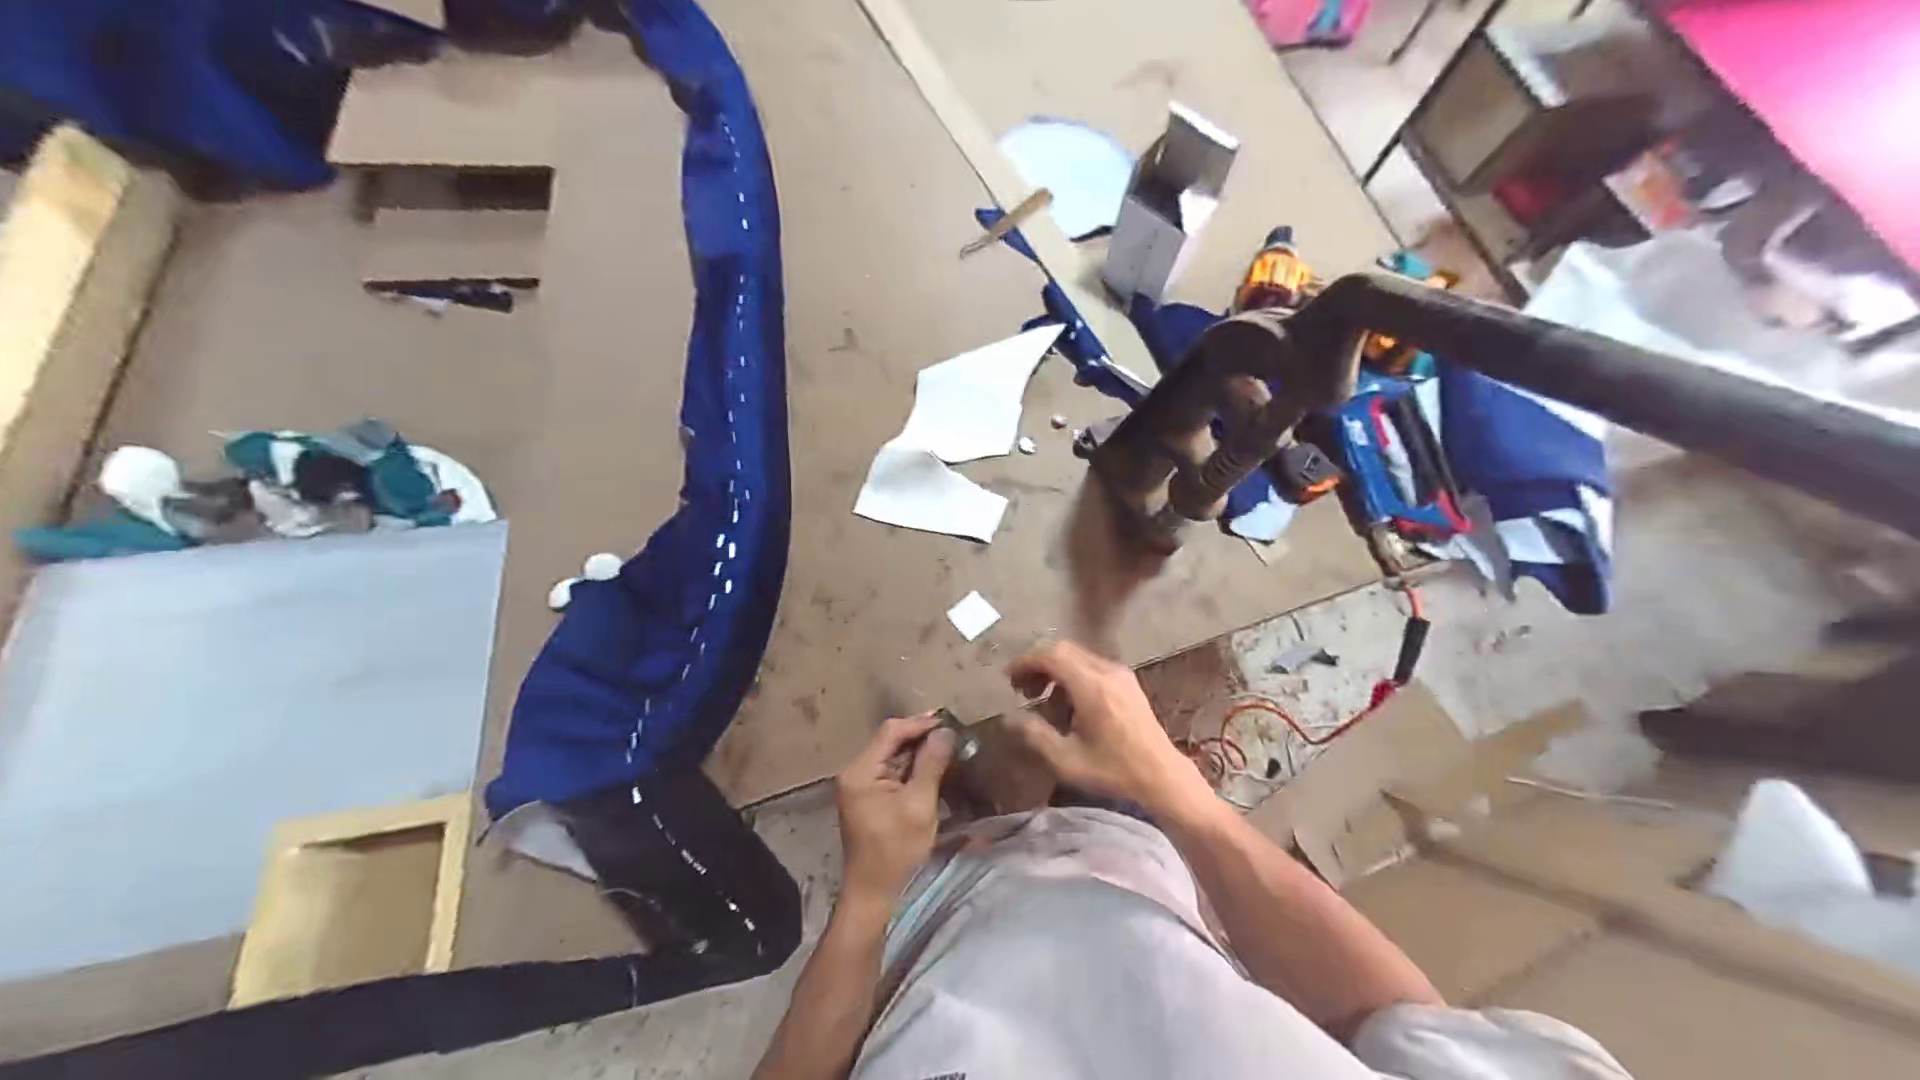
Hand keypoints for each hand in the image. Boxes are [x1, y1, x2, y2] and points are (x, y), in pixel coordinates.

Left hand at [834, 714, 955, 901]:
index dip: (920, 724)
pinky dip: (912, 767)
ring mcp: (860, 785)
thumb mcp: (919, 805)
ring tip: (948, 747)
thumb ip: (931, 764)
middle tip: (953, 734)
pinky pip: (892, 772)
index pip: (891, 732)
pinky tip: (933, 767)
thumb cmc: (896, 851)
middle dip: (921, 736)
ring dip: (918, 751)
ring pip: (892, 756)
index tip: (950, 723)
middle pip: (890, 741)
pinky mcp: (868, 797)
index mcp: (860, 771)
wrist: (874, 894)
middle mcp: (855, 772)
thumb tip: (945, 731)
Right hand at [1008, 641, 1210, 815]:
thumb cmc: (1113, 771)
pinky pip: (1092, 666)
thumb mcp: (1066, 760)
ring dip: (1055, 670)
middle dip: (1038, 664)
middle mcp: (1107, 672)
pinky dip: (1072, 675)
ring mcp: (1121, 676)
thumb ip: (1035, 735)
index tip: (1008, 678)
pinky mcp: (1128, 684)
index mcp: (1091, 686)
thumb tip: (1010, 719)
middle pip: (1064, 650)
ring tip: (1041, 698)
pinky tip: (1068, 703)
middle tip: (1022, 689)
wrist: (1163, 778)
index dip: (1025, 662)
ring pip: (1078, 657)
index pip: (1051, 656)